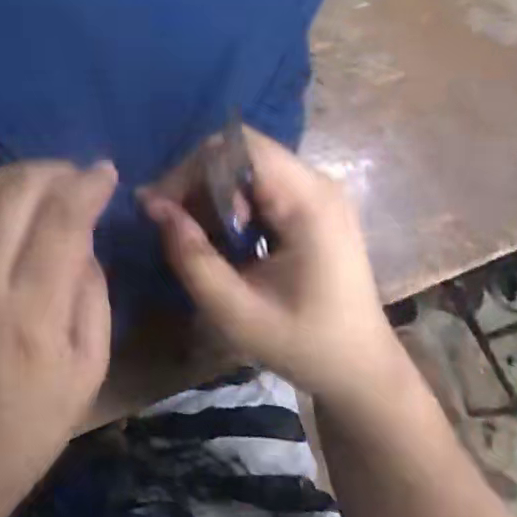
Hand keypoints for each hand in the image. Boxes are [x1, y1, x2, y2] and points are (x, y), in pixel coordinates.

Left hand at [0, 161, 116, 516]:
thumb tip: (86, 242)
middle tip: (84, 176)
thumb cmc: (26, 433)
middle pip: (18, 190)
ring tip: (56, 183)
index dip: (87, 186)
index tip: (108, 172)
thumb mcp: (86, 373)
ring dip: (25, 175)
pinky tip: (21, 203)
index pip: (61, 220)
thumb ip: (92, 297)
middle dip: (56, 170)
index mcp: (29, 313)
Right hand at [138, 129, 402, 407]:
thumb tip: (153, 205)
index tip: (164, 209)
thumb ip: (192, 256)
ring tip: (198, 237)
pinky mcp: (314, 204)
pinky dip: (233, 203)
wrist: (363, 369)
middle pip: (242, 152)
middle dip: (198, 182)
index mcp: (308, 201)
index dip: (194, 169)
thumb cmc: (304, 344)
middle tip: (173, 224)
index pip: (239, 148)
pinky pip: (262, 183)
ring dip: (214, 193)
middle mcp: (317, 182)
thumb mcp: (236, 311)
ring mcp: (319, 191)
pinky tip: (226, 240)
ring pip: (248, 165)